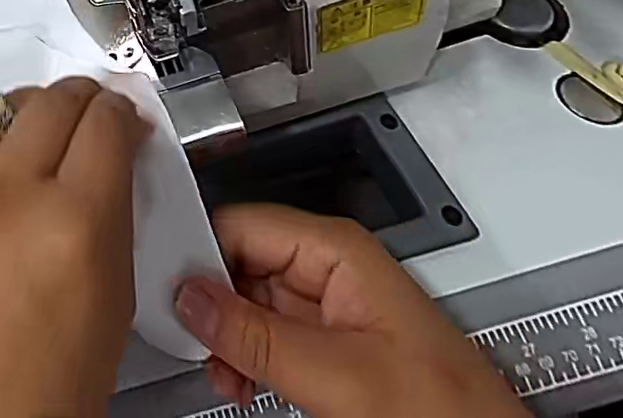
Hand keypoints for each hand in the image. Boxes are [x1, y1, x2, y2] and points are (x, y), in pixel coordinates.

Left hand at [0, 77, 149, 417]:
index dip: (124, 115)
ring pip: (7, 103)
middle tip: (95, 118)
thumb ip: (114, 218)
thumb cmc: (34, 395)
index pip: (108, 124)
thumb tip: (114, 160)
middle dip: (87, 102)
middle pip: (58, 100)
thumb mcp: (109, 306)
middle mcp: (10, 193)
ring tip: (45, 135)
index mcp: (73, 228)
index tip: (126, 121)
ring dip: (36, 111)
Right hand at [174, 204, 526, 417]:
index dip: (201, 252)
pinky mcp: (323, 336)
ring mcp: (322, 301)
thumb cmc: (450, 413)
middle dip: (213, 303)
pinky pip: (264, 329)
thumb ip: (256, 335)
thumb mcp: (340, 376)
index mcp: (332, 247)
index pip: (241, 224)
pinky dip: (244, 354)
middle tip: (194, 341)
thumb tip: (190, 295)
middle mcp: (324, 263)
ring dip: (226, 335)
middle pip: (239, 259)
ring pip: (247, 297)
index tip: (172, 289)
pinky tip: (240, 379)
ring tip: (222, 372)